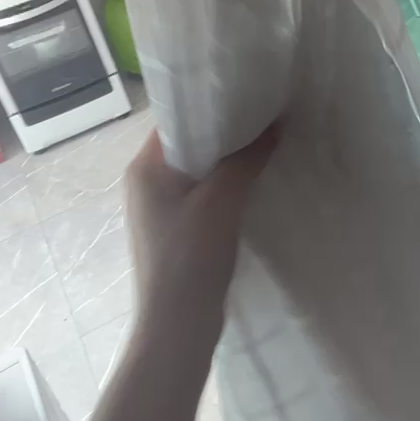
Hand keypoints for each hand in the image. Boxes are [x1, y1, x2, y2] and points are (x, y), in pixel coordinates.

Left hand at [125, 125, 279, 343]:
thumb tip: (275, 125)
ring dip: (228, 160)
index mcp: (144, 168)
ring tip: (266, 145)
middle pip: (189, 142)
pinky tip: (254, 183)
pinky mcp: (176, 228)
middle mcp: (146, 182)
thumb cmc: (190, 258)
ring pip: (198, 169)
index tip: (247, 94)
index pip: (176, 119)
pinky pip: (202, 192)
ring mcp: (160, 207)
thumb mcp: (222, 201)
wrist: (177, 326)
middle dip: (226, 131)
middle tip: (264, 117)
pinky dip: (226, 184)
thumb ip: (246, 159)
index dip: (210, 104)